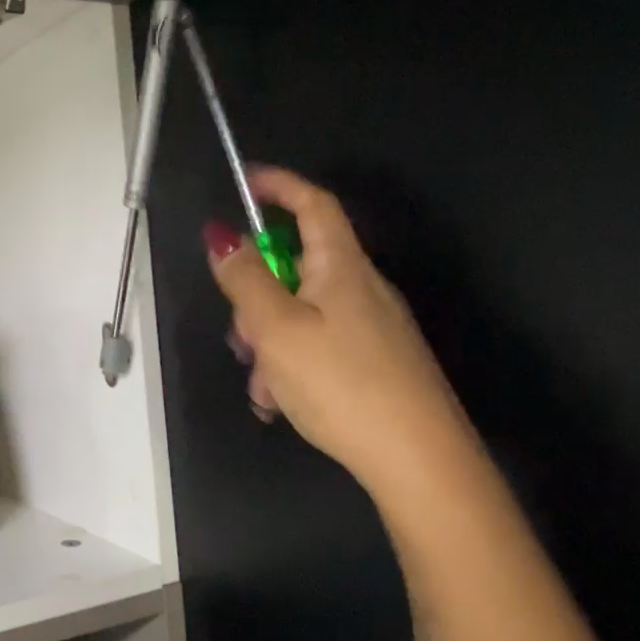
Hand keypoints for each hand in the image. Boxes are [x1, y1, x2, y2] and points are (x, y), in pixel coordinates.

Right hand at [206, 167, 474, 487]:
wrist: (419, 460)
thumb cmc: (342, 383)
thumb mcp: (277, 328)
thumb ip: (245, 279)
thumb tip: (221, 233)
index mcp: (341, 267)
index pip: (312, 204)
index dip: (279, 185)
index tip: (244, 180)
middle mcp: (361, 288)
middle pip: (295, 267)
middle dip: (255, 296)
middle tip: (241, 336)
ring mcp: (371, 327)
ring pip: (300, 313)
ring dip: (268, 342)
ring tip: (264, 388)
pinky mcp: (375, 362)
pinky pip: (317, 346)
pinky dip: (291, 365)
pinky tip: (283, 404)